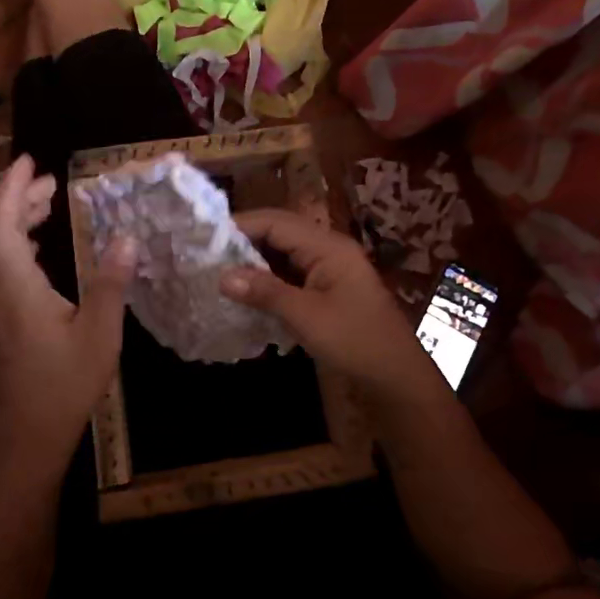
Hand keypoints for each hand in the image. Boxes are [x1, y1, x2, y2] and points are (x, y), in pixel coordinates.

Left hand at [0, 154, 134, 469]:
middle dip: (18, 199)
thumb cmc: (66, 381)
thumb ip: (110, 282)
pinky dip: (18, 244)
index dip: (13, 188)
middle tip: (52, 182)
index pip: (0, 222)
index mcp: (15, 285)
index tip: (33, 162)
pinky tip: (43, 248)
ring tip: (50, 204)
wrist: (32, 432)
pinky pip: (1, 267)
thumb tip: (127, 237)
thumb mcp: (99, 332)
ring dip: (17, 221)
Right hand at [222, 208, 448, 405]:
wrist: (395, 376)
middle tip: (206, 254)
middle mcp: (329, 251)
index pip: (277, 222)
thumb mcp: (306, 316)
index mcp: (328, 246)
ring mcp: (330, 271)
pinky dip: (269, 282)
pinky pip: (292, 277)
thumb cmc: (355, 341)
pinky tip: (246, 294)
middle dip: (244, 243)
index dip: (241, 225)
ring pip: (284, 257)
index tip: (204, 236)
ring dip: (255, 264)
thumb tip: (222, 276)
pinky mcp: (328, 293)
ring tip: (218, 272)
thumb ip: (265, 292)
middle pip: (280, 235)